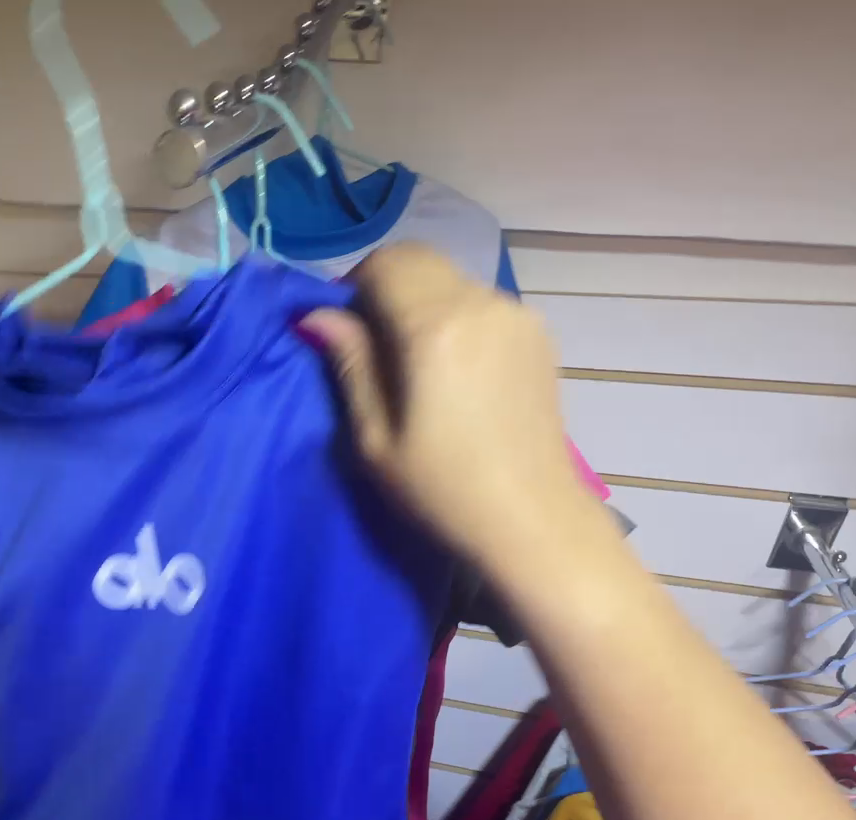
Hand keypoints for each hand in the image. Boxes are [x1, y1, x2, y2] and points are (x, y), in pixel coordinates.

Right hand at [299, 243, 589, 563]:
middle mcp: (483, 304)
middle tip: (370, 348)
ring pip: (451, 280)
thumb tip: (316, 316)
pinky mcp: (538, 335)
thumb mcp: (374, 438)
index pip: (385, 263)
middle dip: (385, 289)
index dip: (352, 287)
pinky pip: (481, 303)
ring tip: (412, 366)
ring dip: (420, 303)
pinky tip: (452, 373)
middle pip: (420, 261)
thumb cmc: (441, 490)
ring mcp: (518, 316)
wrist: (532, 521)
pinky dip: (454, 317)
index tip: (342, 333)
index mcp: (437, 327)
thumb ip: (349, 364)